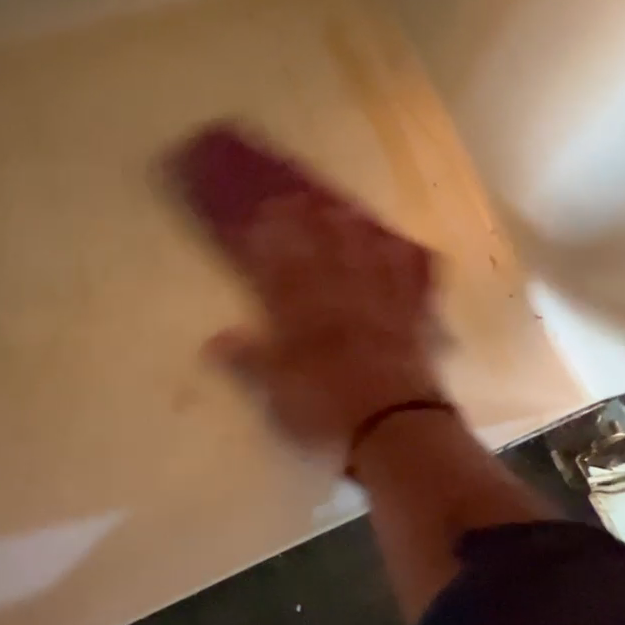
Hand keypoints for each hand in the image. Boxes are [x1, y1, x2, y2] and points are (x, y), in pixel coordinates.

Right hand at [206, 192, 444, 461]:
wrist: (393, 428)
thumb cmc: (327, 414)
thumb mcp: (278, 394)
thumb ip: (249, 362)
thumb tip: (213, 339)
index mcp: (304, 320)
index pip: (281, 272)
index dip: (270, 242)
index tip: (261, 214)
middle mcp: (341, 304)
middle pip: (323, 256)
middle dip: (308, 225)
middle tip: (299, 197)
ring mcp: (380, 310)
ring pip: (363, 261)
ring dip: (352, 234)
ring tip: (343, 209)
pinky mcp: (411, 324)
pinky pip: (409, 287)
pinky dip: (405, 266)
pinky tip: (402, 248)